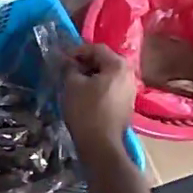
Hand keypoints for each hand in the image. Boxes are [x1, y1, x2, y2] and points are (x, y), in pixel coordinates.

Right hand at [62, 43, 137, 163]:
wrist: (100, 144)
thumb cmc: (85, 110)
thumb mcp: (72, 85)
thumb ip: (69, 67)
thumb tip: (67, 61)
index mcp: (118, 66)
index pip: (96, 48)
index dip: (77, 50)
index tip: (62, 58)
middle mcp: (129, 75)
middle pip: (104, 61)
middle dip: (84, 63)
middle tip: (67, 69)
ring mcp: (130, 90)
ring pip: (107, 75)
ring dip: (90, 75)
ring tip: (73, 82)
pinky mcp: (127, 104)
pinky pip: (111, 88)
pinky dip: (97, 87)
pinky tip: (85, 95)